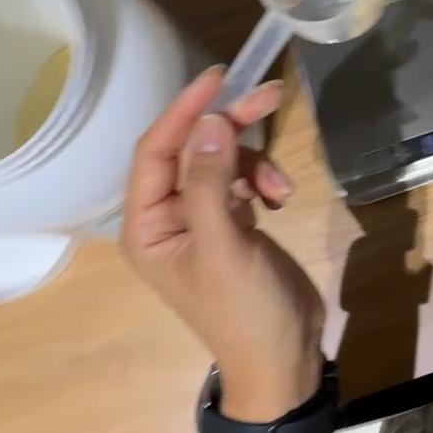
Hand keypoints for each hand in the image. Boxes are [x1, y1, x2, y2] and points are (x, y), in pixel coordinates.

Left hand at [121, 66, 324, 421]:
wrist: (285, 356)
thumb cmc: (244, 310)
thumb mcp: (224, 247)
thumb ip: (209, 183)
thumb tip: (209, 121)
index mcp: (147, 226)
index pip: (156, 152)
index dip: (184, 111)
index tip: (219, 77)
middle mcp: (168, 216)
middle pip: (193, 148)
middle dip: (229, 124)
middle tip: (270, 95)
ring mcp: (203, 217)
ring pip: (223, 159)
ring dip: (256, 162)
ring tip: (281, 187)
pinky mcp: (234, 220)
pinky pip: (244, 178)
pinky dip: (265, 179)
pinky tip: (281, 198)